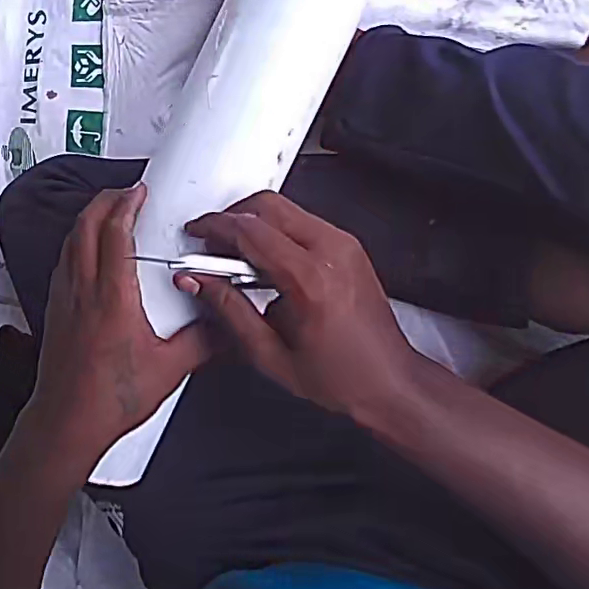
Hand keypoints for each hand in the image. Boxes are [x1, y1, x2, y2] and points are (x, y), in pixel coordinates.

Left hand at [19, 184, 211, 480]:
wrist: (67, 420)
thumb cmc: (110, 398)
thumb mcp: (168, 369)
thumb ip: (202, 342)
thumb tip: (224, 325)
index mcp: (112, 297)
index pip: (114, 233)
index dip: (126, 204)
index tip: (139, 192)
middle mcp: (83, 289)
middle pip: (85, 225)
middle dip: (104, 200)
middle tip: (124, 193)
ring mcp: (64, 296)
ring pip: (71, 239)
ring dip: (88, 218)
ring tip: (109, 213)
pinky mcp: (55, 306)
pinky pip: (63, 258)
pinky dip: (77, 240)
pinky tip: (89, 249)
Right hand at [179, 192, 428, 420]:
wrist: (392, 383)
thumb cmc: (344, 377)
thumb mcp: (269, 354)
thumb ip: (229, 309)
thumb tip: (201, 281)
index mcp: (311, 280)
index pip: (250, 230)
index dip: (214, 227)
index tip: (197, 233)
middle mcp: (332, 253)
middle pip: (266, 205)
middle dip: (230, 217)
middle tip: (211, 242)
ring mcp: (343, 246)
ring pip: (282, 207)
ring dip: (251, 222)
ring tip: (235, 254)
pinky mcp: (347, 246)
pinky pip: (299, 220)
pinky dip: (271, 229)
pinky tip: (262, 258)